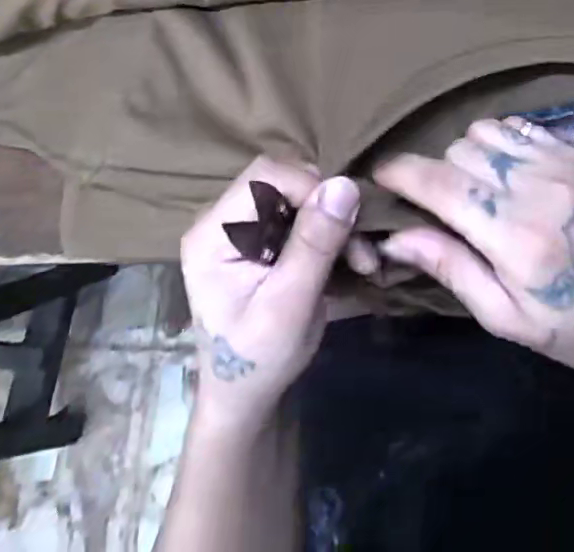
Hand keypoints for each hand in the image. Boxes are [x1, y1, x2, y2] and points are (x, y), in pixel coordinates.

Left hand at [179, 156, 360, 427]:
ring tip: (361, 258)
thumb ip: (313, 244)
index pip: (264, 176)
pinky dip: (328, 230)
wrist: (244, 397)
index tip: (347, 221)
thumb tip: (343, 184)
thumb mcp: (290, 306)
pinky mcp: (258, 237)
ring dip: (333, 220)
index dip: (310, 187)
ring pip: (294, 194)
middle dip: (325, 205)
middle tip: (359, 247)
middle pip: (280, 180)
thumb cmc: (258, 360)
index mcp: (212, 232)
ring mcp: (238, 226)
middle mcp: (220, 218)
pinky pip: (297, 213)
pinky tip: (348, 257)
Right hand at [373, 117, 573, 389]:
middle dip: (433, 174)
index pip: (439, 184)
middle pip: (454, 153)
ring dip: (464, 157)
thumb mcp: (505, 319)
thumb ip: (449, 268)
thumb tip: (391, 236)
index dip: (399, 173)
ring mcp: (560, 165)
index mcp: (517, 239)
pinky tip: (503, 174)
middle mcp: (537, 190)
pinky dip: (494, 143)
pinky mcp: (573, 153)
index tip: (378, 177)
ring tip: (473, 190)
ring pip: (479, 132)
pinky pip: (511, 125)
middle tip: (438, 207)